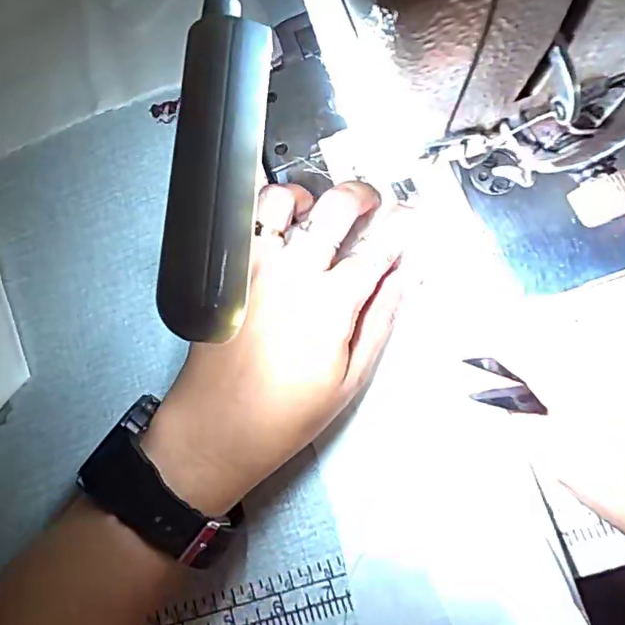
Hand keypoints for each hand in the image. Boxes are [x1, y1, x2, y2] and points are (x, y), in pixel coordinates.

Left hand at [144, 181, 407, 514]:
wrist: (217, 429)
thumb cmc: (279, 415)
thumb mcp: (350, 378)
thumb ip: (379, 319)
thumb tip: (400, 281)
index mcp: (329, 305)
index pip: (376, 249)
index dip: (399, 229)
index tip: (407, 221)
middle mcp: (291, 278)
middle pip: (335, 208)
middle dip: (362, 195)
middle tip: (371, 203)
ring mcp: (255, 271)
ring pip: (281, 200)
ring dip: (308, 197)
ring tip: (318, 211)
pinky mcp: (229, 275)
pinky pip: (244, 223)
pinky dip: (265, 212)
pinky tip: (280, 227)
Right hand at [505, 320, 624, 624]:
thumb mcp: (608, 497)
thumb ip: (555, 436)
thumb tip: (522, 397)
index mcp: (589, 430)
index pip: (521, 354)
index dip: (504, 349)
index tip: (497, 353)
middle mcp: (624, 377)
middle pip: (560, 329)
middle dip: (557, 348)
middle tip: (578, 381)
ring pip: (612, 324)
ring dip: (611, 348)